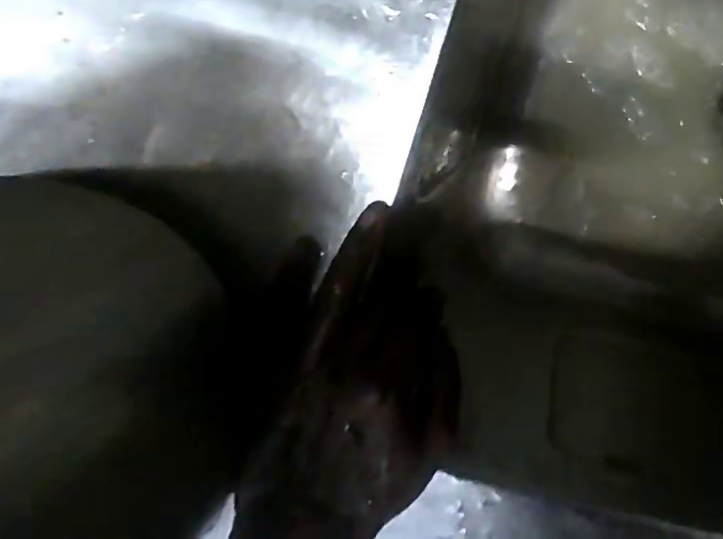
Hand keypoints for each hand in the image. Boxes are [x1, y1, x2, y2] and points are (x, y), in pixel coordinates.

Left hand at [235, 203, 458, 538]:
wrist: (301, 524)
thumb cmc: (372, 487)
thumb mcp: (429, 450)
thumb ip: (445, 387)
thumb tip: (442, 333)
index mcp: (387, 384)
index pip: (412, 324)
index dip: (424, 306)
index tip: (432, 294)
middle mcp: (346, 363)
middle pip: (380, 303)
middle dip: (400, 271)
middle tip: (413, 242)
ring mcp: (307, 363)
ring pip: (339, 294)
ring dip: (361, 251)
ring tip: (378, 214)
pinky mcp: (277, 369)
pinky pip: (283, 317)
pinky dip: (289, 280)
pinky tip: (304, 246)